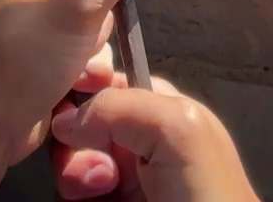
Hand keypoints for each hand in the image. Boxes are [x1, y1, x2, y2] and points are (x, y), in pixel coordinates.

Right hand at [50, 76, 257, 201]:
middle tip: (100, 171)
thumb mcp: (176, 127)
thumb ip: (120, 105)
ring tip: (101, 192)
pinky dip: (73, 197)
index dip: (83, 88)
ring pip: (69, 162)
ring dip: (73, 175)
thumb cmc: (208, 192)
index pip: (105, 82)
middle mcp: (134, 141)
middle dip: (76, 142)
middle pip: (79, 123)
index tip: (70, 103)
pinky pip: (72, 196)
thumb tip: (64, 121)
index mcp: (156, 108)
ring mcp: (121, 181)